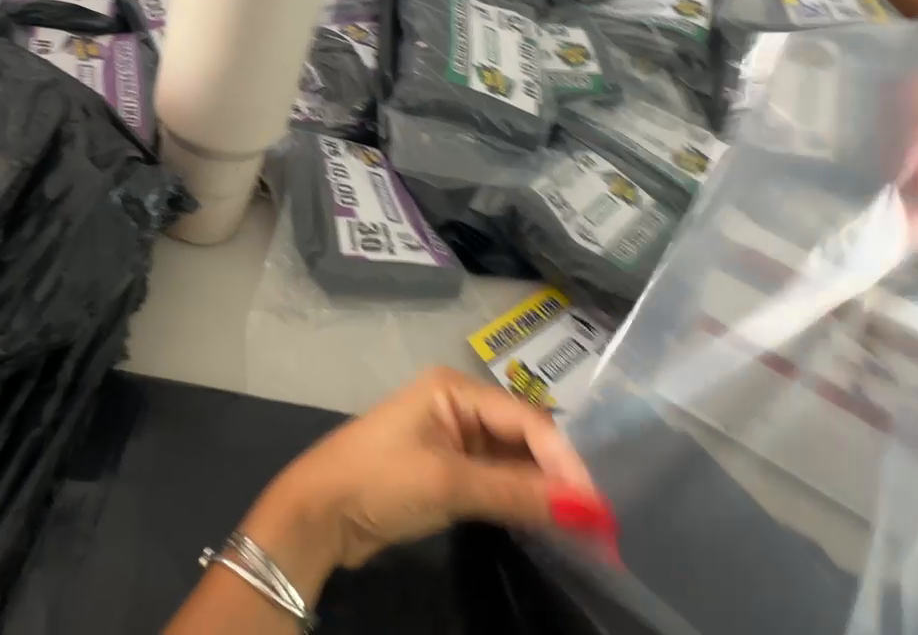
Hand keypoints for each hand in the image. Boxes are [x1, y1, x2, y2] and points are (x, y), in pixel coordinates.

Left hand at [238, 368, 601, 598]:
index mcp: (453, 389)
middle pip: (522, 436)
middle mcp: (456, 404)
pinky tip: (546, 522)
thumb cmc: (378, 481)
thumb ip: (517, 494)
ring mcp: (450, 437)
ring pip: (512, 460)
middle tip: (598, 522)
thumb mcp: (448, 484)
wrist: (319, 513)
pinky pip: (494, 479)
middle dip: (558, 475)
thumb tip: (588, 511)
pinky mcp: (445, 469)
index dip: (565, 461)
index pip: (527, 419)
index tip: (598, 507)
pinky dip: (519, 500)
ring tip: (584, 528)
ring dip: (542, 491)